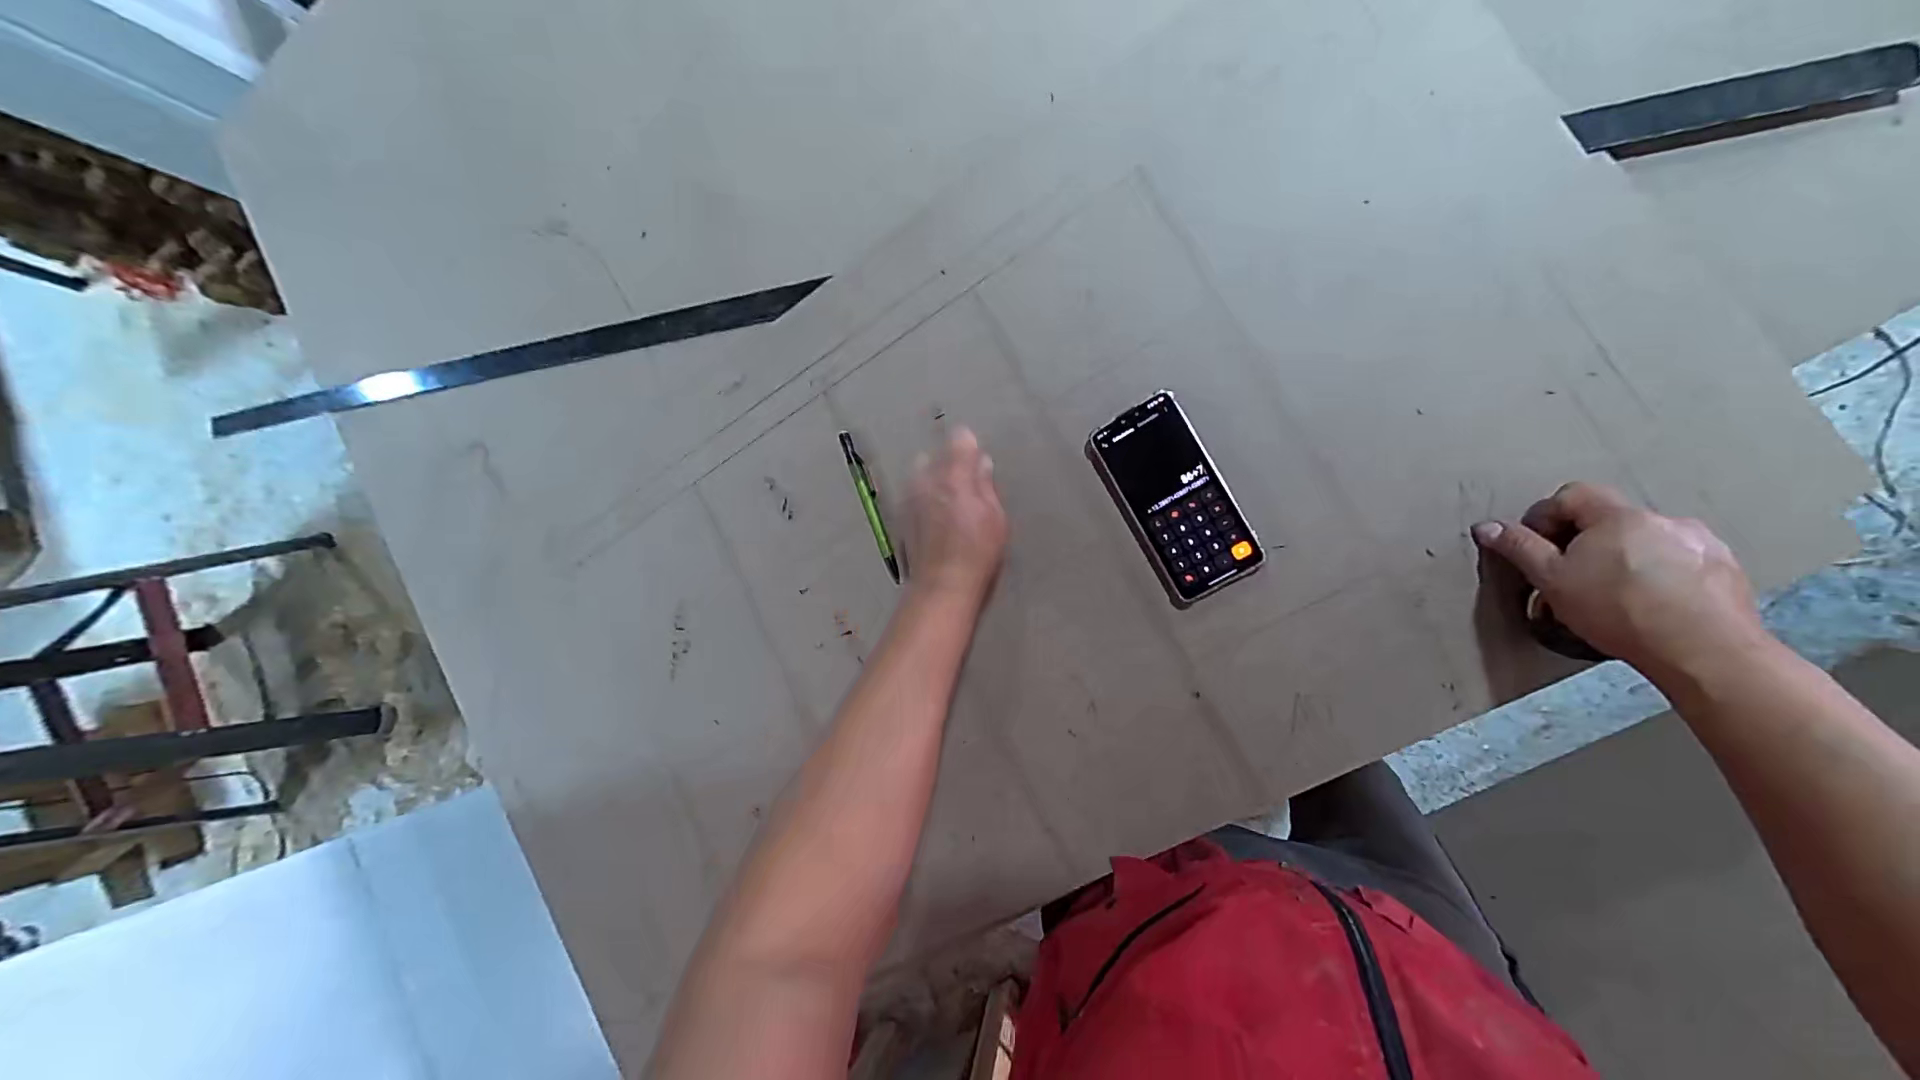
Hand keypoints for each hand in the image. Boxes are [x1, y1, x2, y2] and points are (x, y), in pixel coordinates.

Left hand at [906, 427, 1007, 602]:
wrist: (941, 585)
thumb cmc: (977, 553)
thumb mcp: (995, 518)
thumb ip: (986, 485)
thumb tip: (981, 463)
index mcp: (954, 476)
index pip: (959, 439)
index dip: (970, 447)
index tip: (978, 463)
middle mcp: (926, 479)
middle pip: (936, 455)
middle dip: (950, 463)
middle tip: (967, 486)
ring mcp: (909, 496)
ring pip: (921, 472)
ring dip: (935, 480)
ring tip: (951, 504)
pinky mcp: (901, 513)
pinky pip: (914, 493)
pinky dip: (925, 497)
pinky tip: (936, 519)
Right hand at [1471, 482, 1775, 684]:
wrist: (1704, 650)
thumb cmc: (1620, 611)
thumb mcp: (1552, 579)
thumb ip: (1519, 547)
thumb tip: (1487, 526)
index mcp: (1618, 516)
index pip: (1571, 495)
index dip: (1544, 517)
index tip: (1535, 548)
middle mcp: (1663, 519)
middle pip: (1608, 518)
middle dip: (1583, 542)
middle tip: (1568, 576)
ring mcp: (1701, 543)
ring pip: (1645, 540)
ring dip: (1623, 557)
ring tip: (1611, 594)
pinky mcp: (1726, 569)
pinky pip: (1680, 560)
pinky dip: (1660, 573)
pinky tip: (1650, 603)